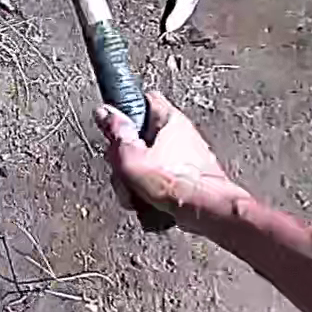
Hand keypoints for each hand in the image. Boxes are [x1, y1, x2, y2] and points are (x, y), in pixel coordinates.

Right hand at [93, 91, 245, 229]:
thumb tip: (105, 112)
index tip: (114, 127)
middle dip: (128, 158)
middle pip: (142, 138)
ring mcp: (189, 157)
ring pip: (150, 162)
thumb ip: (115, 132)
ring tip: (137, 194)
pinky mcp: (192, 178)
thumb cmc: (175, 183)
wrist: (206, 212)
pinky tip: (149, 203)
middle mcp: (183, 134)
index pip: (144, 99)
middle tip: (124, 171)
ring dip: (138, 179)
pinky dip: (153, 191)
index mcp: (169, 120)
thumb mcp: (130, 156)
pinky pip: (163, 180)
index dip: (125, 111)